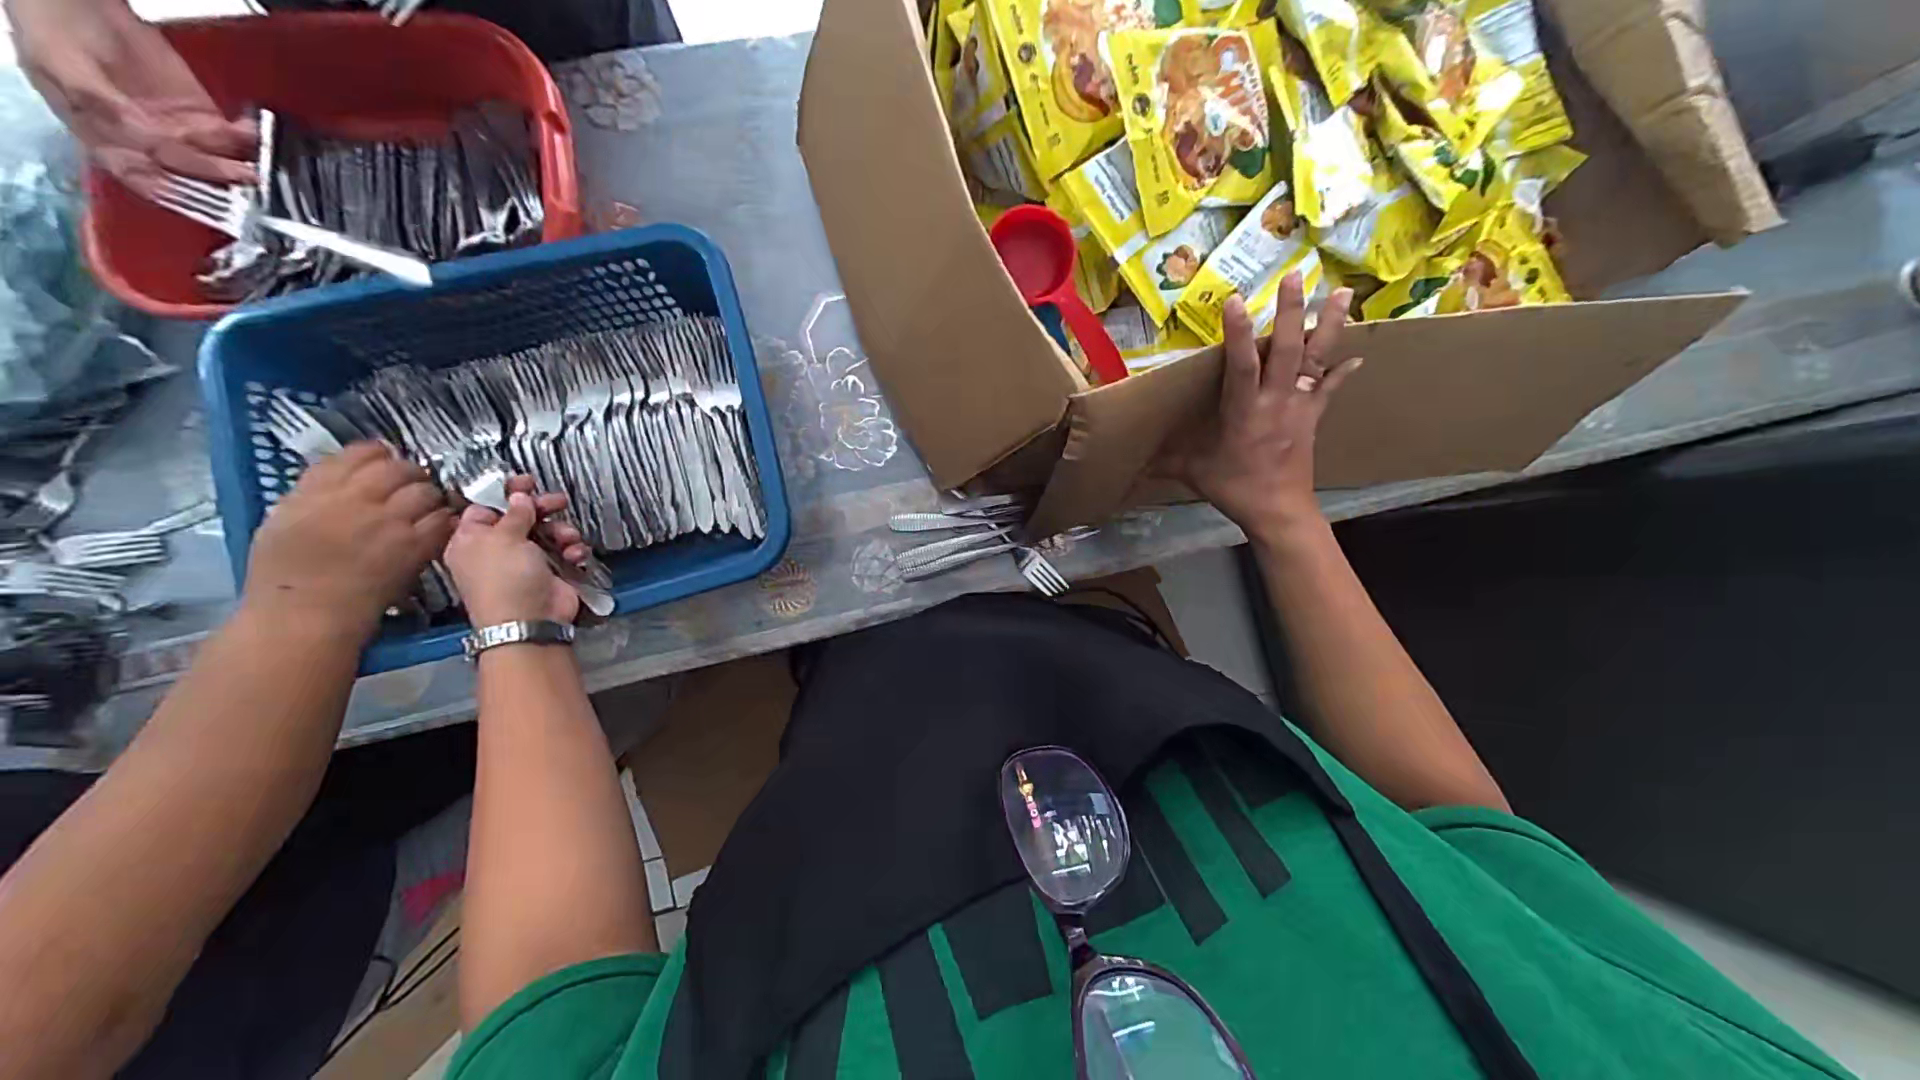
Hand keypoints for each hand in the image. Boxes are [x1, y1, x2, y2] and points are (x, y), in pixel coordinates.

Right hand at [7, 0, 257, 198]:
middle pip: (192, 173)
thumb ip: (100, 104)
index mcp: (107, 142)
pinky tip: (255, 134)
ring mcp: (182, 133)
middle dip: (219, 175)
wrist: (76, 2)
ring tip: (260, 160)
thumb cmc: (53, 33)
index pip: (146, 180)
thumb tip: (142, 134)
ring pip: (219, 159)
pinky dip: (249, 139)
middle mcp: (150, 146)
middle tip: (245, 175)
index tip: (203, 198)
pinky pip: (234, 137)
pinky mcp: (205, 118)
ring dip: (241, 162)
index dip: (176, 194)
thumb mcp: (62, 68)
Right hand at [243, 442, 454, 634]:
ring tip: (425, 506)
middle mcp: (355, 499)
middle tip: (412, 485)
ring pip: (426, 491)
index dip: (379, 454)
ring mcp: (389, 521)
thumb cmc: (286, 573)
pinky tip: (436, 527)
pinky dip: (443, 519)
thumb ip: (315, 492)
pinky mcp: (414, 544)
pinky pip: (441, 520)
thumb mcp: (284, 519)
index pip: (359, 454)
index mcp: (316, 490)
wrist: (305, 614)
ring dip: (430, 496)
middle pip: (399, 468)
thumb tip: (346, 473)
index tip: (386, 459)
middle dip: (411, 473)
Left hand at [442, 477, 587, 626]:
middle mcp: (496, 549)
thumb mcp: (503, 537)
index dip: (506, 492)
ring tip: (567, 537)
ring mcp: (525, 562)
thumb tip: (519, 496)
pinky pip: (563, 552)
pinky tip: (574, 554)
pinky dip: (571, 550)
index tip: (526, 481)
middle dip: (541, 509)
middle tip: (556, 501)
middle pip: (520, 517)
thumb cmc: (505, 577)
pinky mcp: (550, 573)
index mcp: (471, 539)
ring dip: (561, 531)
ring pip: (546, 533)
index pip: (485, 507)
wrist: (530, 620)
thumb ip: (515, 512)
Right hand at [1157, 277, 1361, 544]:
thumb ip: (1166, 460)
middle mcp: (1275, 402)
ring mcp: (1299, 407)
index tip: (1237, 300)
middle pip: (1286, 350)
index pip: (1241, 366)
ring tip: (1342, 292)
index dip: (1238, 333)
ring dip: (1329, 325)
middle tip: (1294, 276)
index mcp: (1244, 412)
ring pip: (1316, 359)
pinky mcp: (1313, 417)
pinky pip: (1329, 389)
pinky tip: (1358, 355)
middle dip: (1290, 312)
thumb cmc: (1235, 489)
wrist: (1279, 511)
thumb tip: (1134, 461)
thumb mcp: (1194, 472)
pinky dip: (1341, 372)